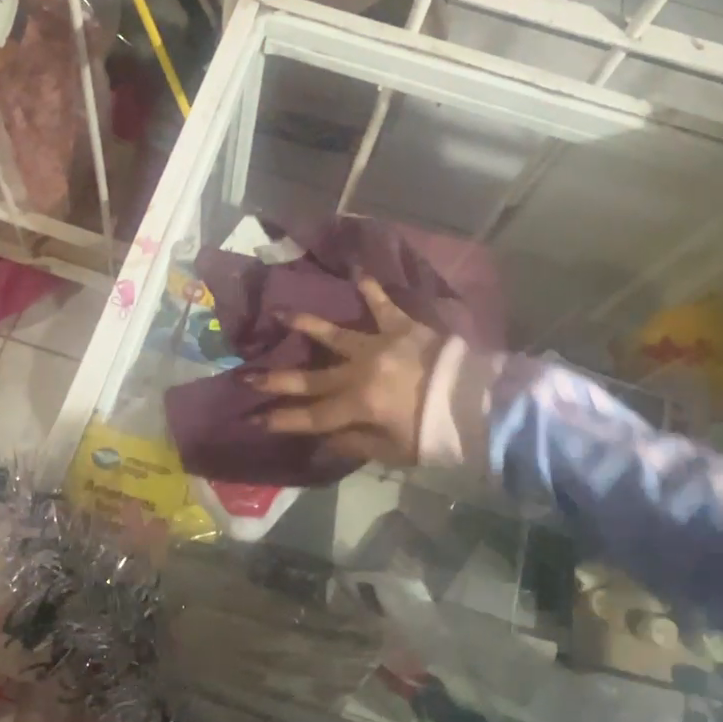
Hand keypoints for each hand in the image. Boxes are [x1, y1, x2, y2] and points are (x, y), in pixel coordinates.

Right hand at [247, 277, 444, 466]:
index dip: (280, 419)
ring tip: (279, 312)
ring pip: (334, 333)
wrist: (477, 402)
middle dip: (275, 378)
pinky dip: (369, 288)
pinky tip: (357, 270)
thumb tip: (324, 438)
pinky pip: (381, 304)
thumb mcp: (393, 451)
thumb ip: (355, 441)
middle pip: (310, 377)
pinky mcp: (401, 326)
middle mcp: (359, 372)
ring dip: (305, 323)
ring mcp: (378, 345)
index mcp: (357, 406)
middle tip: (245, 375)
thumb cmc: (435, 434)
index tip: (252, 418)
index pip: (310, 416)